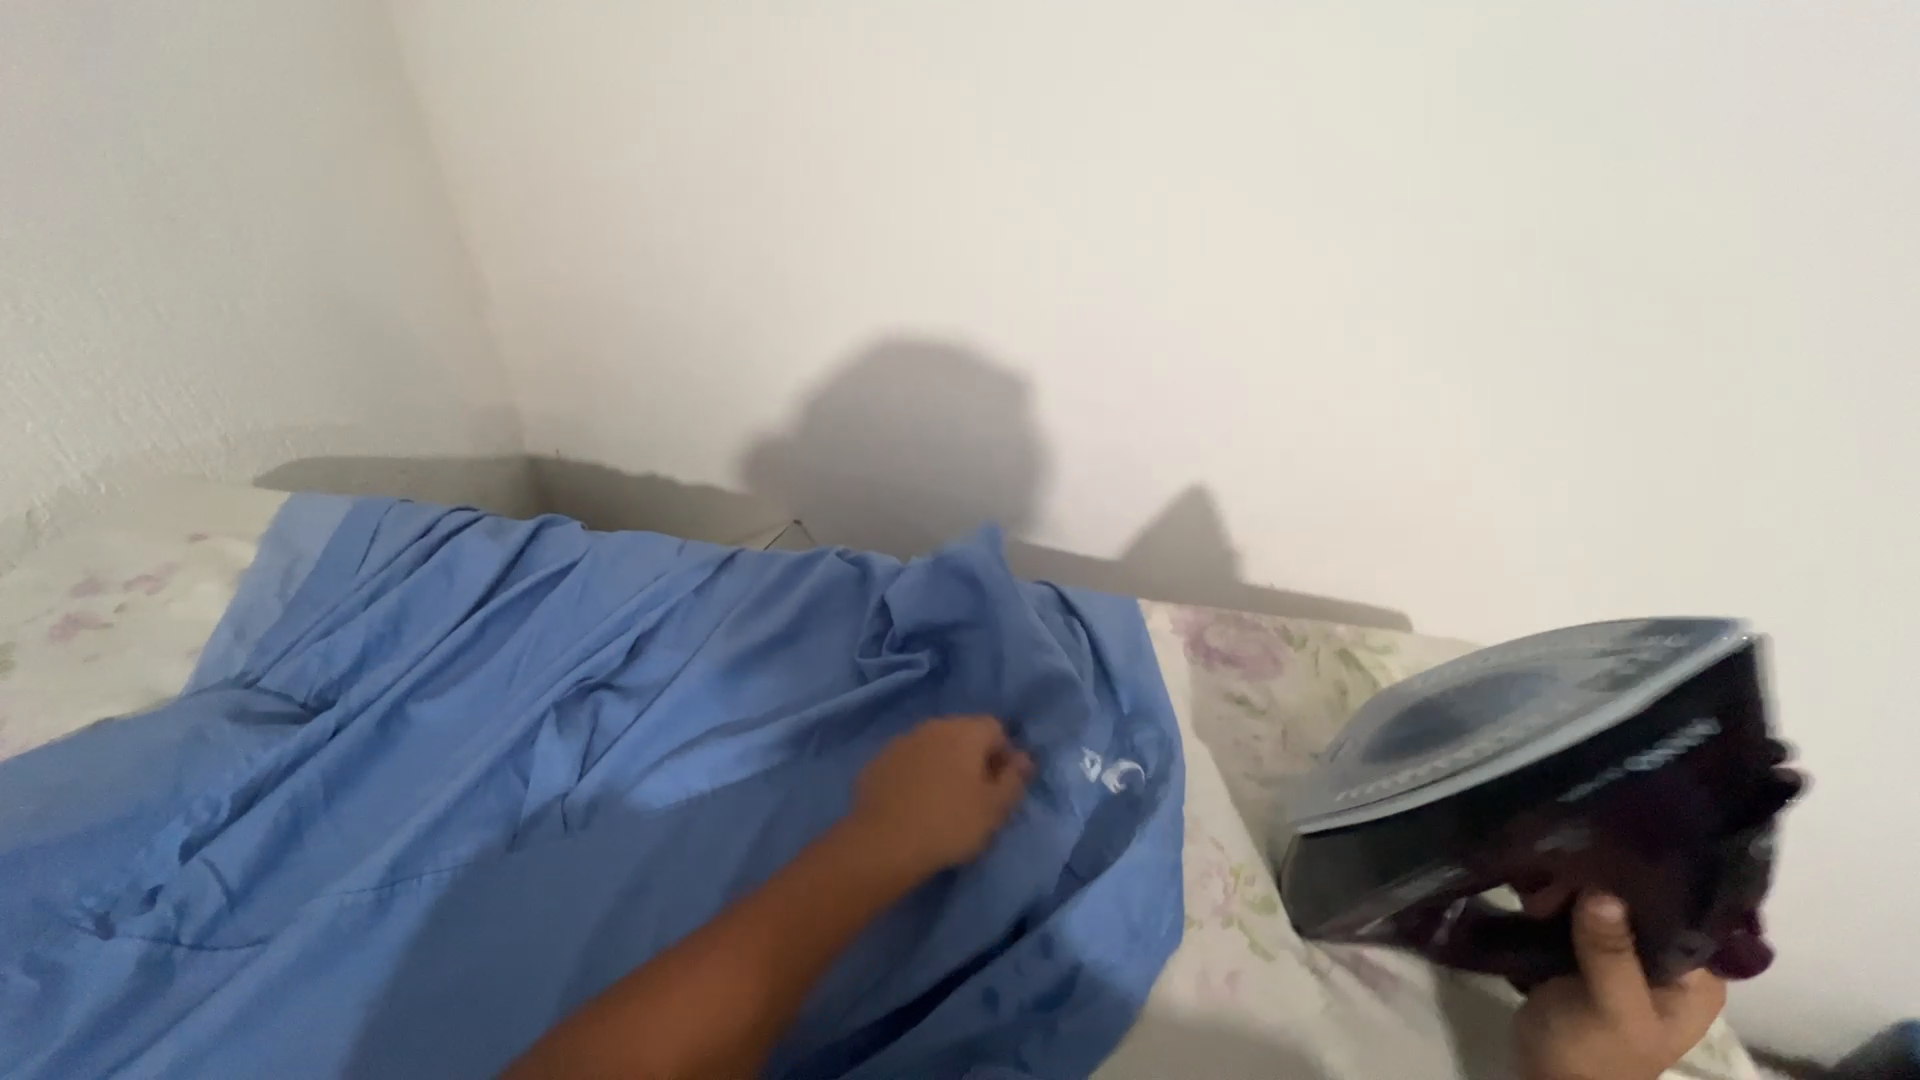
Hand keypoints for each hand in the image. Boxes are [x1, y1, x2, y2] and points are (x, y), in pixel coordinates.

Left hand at [850, 715, 1033, 875]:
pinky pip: (908, 761)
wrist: (883, 844)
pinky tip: (915, 804)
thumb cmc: (949, 824)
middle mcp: (933, 726)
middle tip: (976, 795)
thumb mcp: (995, 809)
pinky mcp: (878, 761)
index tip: (1002, 786)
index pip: (996, 728)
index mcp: (965, 731)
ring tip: (943, 801)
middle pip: (963, 733)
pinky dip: (916, 775)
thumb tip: (1025, 758)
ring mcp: (901, 741)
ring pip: (933, 746)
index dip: (1005, 754)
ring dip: (943, 764)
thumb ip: (1015, 779)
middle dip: (974, 758)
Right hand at [1514, 892, 1727, 1079]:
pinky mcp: (1579, 956)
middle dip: (1594, 886)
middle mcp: (1664, 963)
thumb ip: (1611, 955)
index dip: (1648, 884)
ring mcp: (1620, 960)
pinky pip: (1570, 917)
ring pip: (1597, 906)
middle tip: (1556, 879)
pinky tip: (1528, 894)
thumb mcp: (1611, 1009)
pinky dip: (1550, 904)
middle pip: (1635, 904)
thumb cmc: (1595, 1054)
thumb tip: (1603, 892)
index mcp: (1693, 979)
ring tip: (1535, 891)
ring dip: (1565, 892)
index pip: (1683, 914)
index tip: (1605, 858)